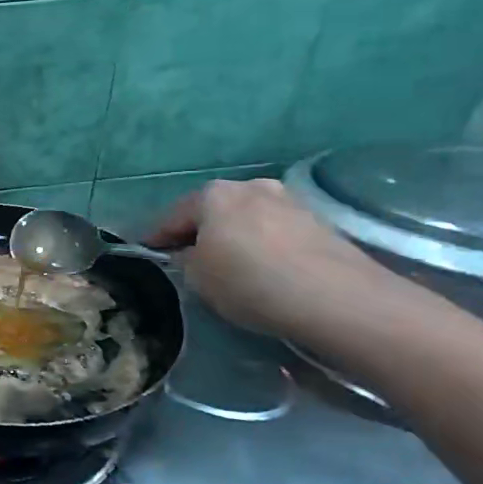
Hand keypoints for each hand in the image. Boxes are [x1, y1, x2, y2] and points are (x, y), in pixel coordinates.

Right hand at [147, 178, 382, 336]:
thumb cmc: (250, 282)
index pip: (173, 215)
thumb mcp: (199, 279)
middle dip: (198, 232)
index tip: (146, 251)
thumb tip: (190, 254)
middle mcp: (250, 186)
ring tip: (230, 264)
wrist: (335, 297)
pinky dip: (262, 244)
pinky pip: (274, 231)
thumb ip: (185, 261)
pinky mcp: (316, 221)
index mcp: (213, 194)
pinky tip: (264, 267)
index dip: (156, 236)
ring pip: (246, 218)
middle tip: (188, 258)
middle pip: (212, 210)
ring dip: (233, 236)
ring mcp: (287, 200)